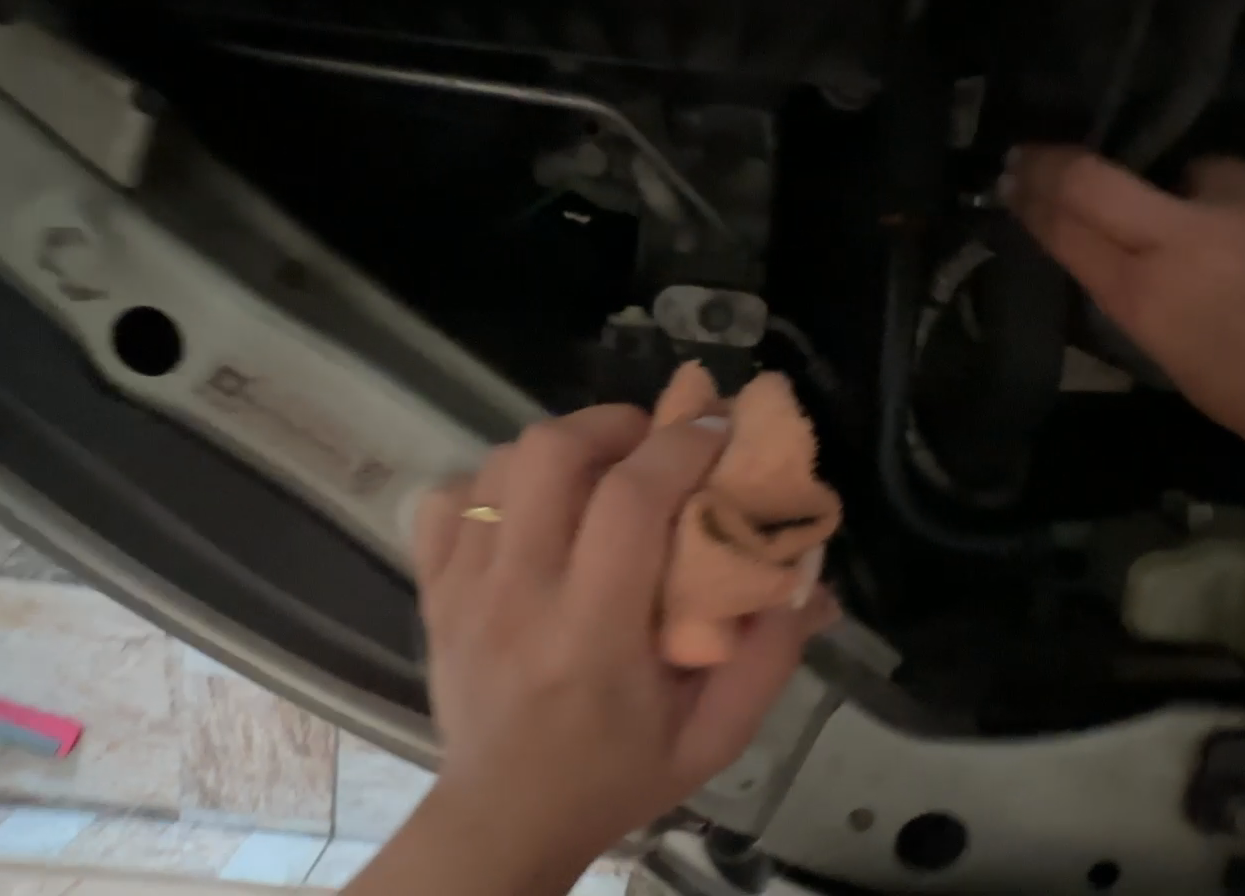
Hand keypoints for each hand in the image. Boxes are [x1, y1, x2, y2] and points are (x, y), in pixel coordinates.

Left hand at [406, 406, 835, 887]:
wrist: (505, 821)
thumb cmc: (618, 776)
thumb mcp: (714, 737)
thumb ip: (769, 656)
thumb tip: (811, 576)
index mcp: (591, 635)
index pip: (630, 500)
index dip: (681, 445)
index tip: (718, 429)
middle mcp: (517, 597)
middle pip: (551, 454)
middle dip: (614, 424)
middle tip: (653, 442)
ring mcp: (463, 589)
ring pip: (503, 463)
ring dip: (564, 447)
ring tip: (602, 469)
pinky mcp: (434, 590)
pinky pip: (450, 497)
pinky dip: (497, 482)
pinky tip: (533, 507)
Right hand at [1005, 148, 1244, 498]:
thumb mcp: (1187, 371)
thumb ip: (1145, 305)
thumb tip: (1123, 260)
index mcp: (1151, 300)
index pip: (1066, 226)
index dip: (1030, 196)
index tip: (1011, 177)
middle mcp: (1193, 235)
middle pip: (1095, 177)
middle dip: (1053, 164)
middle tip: (1034, 156)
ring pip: (1200, 174)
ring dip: (1200, 201)